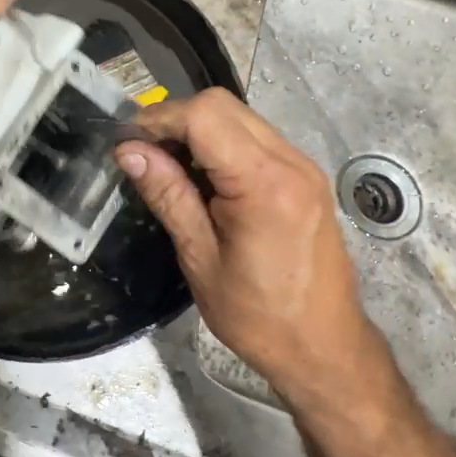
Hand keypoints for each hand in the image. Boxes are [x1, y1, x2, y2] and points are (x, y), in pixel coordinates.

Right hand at [115, 90, 383, 406]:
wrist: (327, 351)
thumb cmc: (260, 317)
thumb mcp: (200, 259)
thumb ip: (168, 195)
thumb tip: (129, 150)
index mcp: (265, 184)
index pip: (204, 116)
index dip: (159, 120)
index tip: (128, 144)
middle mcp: (291, 162)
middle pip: (221, 105)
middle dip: (175, 119)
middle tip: (144, 153)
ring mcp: (303, 166)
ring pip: (238, 116)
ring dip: (197, 129)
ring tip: (168, 166)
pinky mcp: (305, 176)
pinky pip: (254, 137)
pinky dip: (220, 142)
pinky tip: (202, 178)